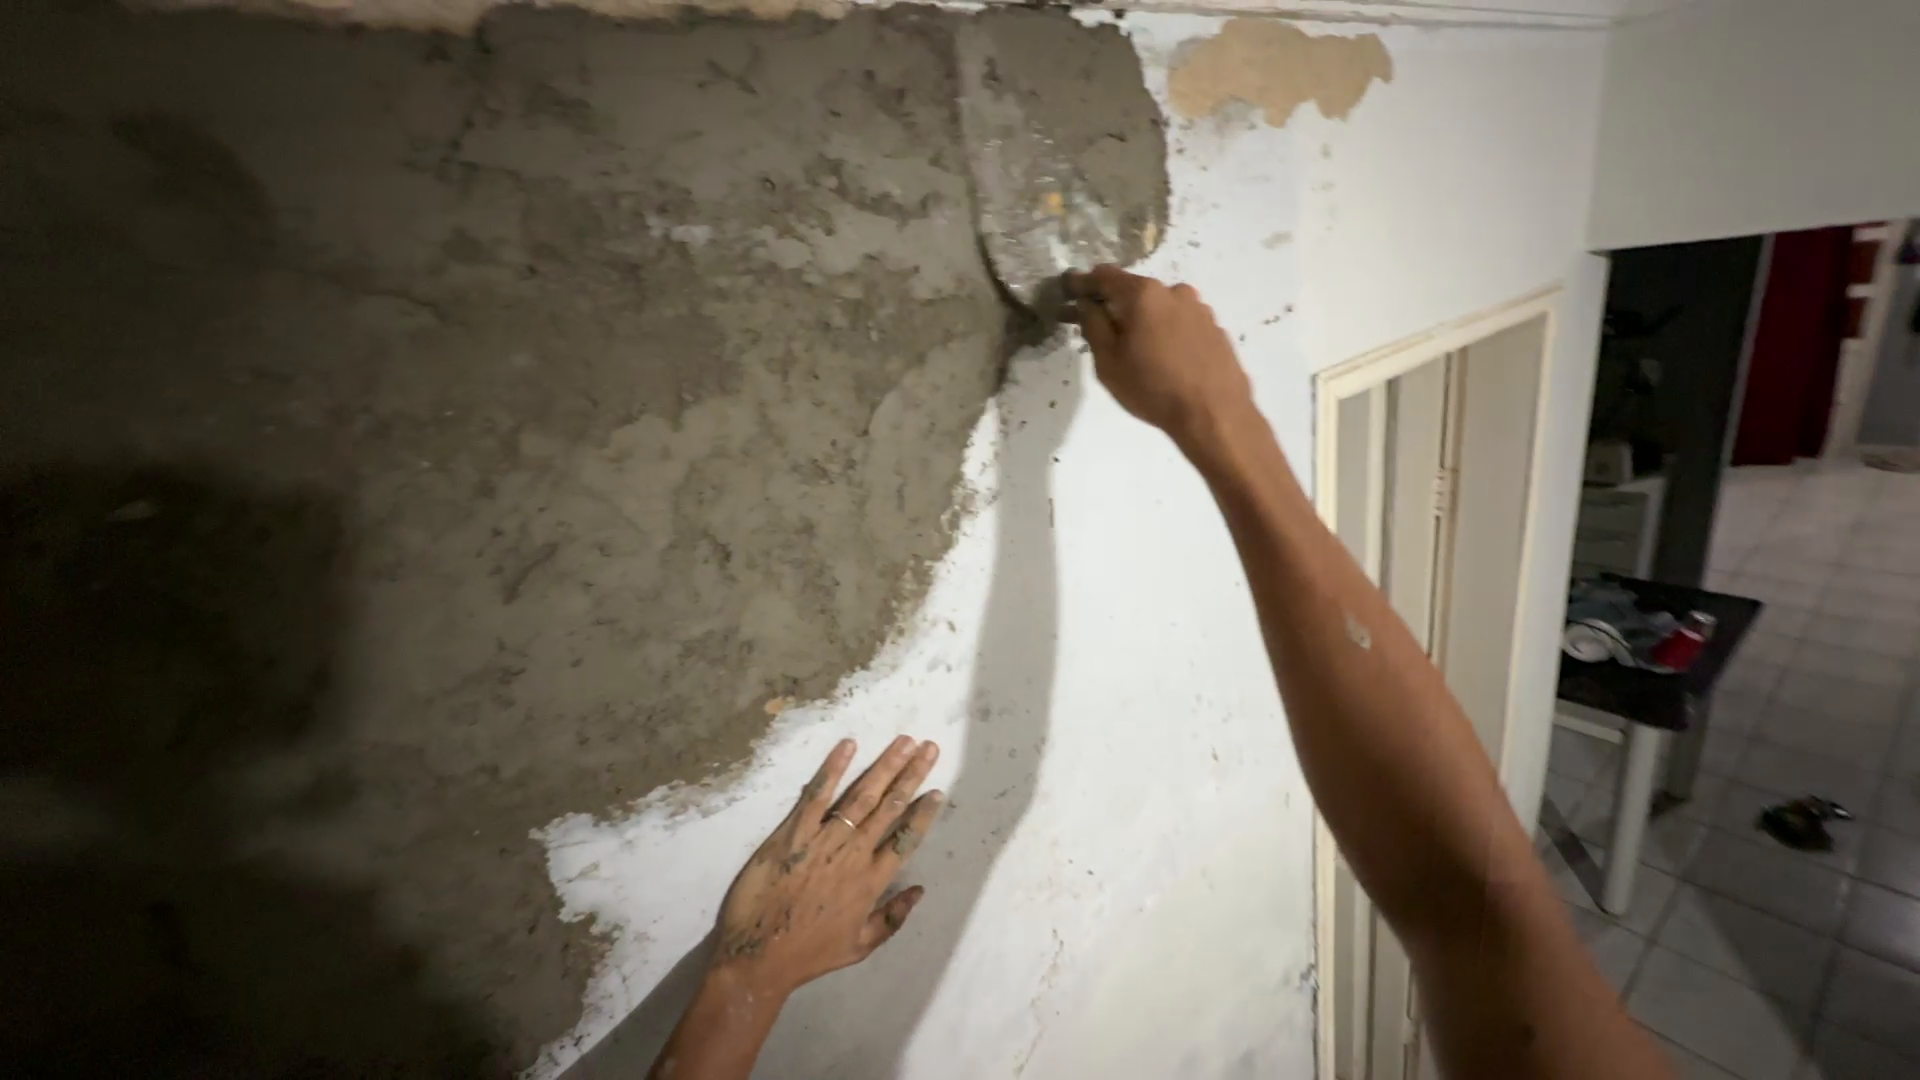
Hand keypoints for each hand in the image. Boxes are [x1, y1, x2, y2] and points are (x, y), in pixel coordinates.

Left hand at [709, 736, 943, 998]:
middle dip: (912, 775)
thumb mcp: (859, 947)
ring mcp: (824, 840)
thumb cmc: (808, 955)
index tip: (937, 791)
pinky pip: (817, 795)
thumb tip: (921, 890)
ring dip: (885, 765)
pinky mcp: (794, 832)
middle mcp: (854, 854)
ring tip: (904, 741)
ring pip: (862, 795)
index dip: (923, 814)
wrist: (757, 959)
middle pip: (890, 806)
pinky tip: (849, 745)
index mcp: (872, 882)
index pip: (905, 839)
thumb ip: (892, 918)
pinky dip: (834, 768)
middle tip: (929, 748)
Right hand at [1067, 265, 1252, 443]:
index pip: (1104, 276)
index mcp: (1143, 294)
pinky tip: (1166, 361)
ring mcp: (1199, 308)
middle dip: (1115, 307)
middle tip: (1101, 333)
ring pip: (1160, 309)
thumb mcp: (1109, 363)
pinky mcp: (1215, 328)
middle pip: (1135, 292)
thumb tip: (1087, 304)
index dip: (1083, 284)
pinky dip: (1167, 334)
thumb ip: (1093, 326)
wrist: (1214, 415)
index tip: (1069, 292)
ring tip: (1138, 354)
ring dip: (1144, 322)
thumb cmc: (1152, 389)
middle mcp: (1174, 291)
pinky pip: (1181, 324)